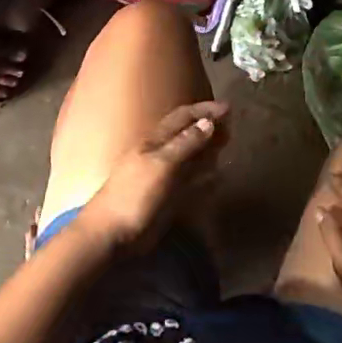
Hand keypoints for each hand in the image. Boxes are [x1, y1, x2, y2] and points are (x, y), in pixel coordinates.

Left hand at [75, 101, 229, 252]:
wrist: (110, 234)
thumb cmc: (134, 194)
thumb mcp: (161, 164)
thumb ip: (185, 143)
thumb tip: (207, 122)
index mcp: (155, 140)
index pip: (183, 117)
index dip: (205, 109)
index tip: (228, 107)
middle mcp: (161, 153)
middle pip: (188, 134)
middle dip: (209, 127)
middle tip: (231, 126)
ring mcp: (163, 175)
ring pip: (190, 156)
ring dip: (208, 149)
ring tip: (227, 145)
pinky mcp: (166, 196)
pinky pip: (190, 179)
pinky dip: (204, 174)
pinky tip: (216, 176)